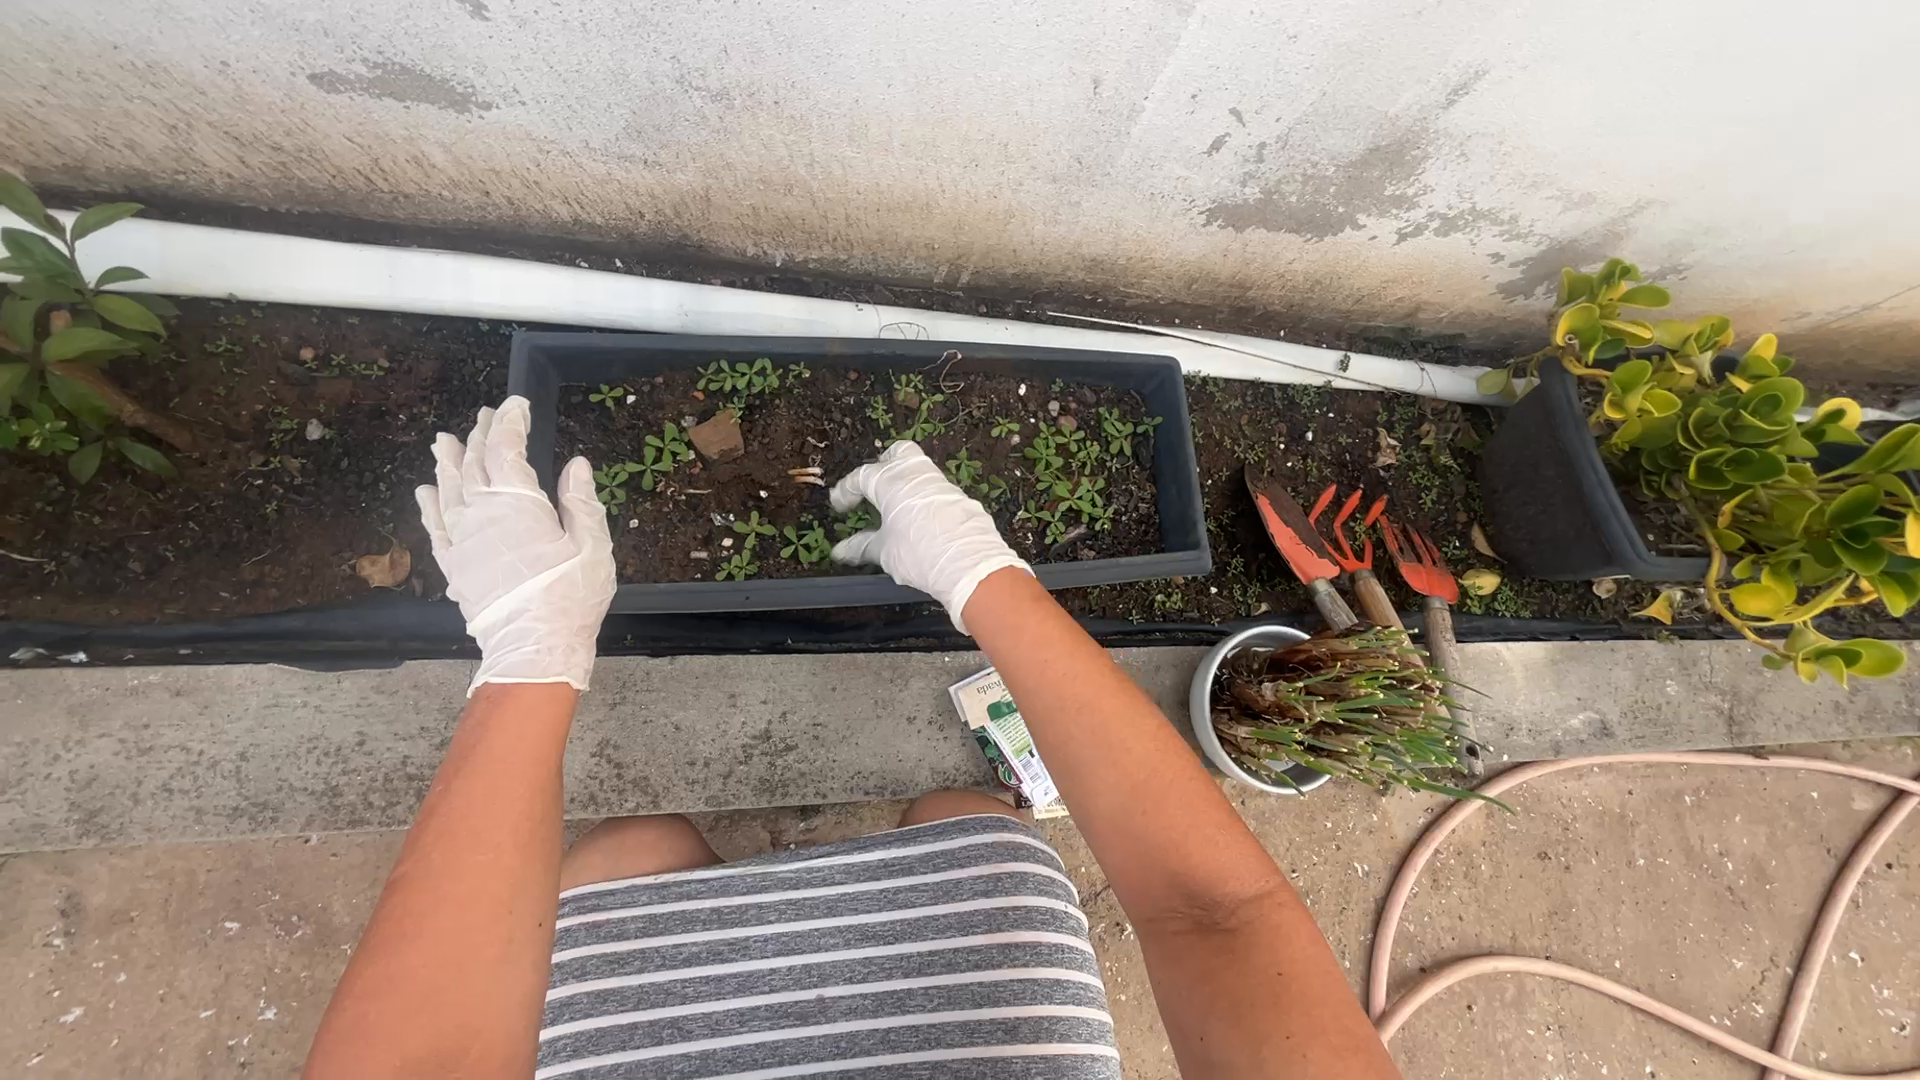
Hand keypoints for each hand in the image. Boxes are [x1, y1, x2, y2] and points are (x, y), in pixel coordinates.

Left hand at [415, 396, 615, 694]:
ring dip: (448, 462)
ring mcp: (462, 540)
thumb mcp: (593, 545)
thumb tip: (577, 464)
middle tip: (485, 415)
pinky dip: (429, 505)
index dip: (510, 424)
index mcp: (519, 506)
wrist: (535, 646)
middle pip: (474, 465)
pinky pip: (434, 526)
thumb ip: (582, 502)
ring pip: (449, 490)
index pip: (507, 451)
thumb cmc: (571, 595)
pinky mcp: (454, 565)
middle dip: (479, 436)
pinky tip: (426, 490)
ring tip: (444, 440)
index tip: (516, 405)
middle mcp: (482, 515)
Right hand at [830, 440, 1030, 633]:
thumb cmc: (919, 553)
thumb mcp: (884, 552)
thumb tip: (840, 551)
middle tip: (872, 489)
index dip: (846, 490)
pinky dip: (924, 499)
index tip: (840, 506)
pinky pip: (936, 490)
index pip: (862, 476)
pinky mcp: (960, 499)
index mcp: (891, 482)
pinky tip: (921, 521)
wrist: (969, 564)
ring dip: (905, 483)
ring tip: (896, 508)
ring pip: (920, 471)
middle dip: (882, 465)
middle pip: (897, 454)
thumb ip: (861, 547)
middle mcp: (917, 476)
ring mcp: (942, 485)